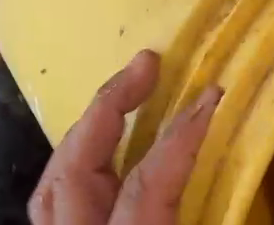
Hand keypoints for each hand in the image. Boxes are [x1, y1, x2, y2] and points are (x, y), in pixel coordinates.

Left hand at [29, 50, 223, 224]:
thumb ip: (214, 211)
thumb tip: (223, 136)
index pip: (143, 187)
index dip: (178, 137)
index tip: (211, 95)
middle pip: (74, 169)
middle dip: (109, 106)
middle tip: (149, 63)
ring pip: (51, 183)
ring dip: (86, 129)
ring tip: (124, 93)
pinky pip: (53, 203)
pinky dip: (75, 165)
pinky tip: (102, 151)